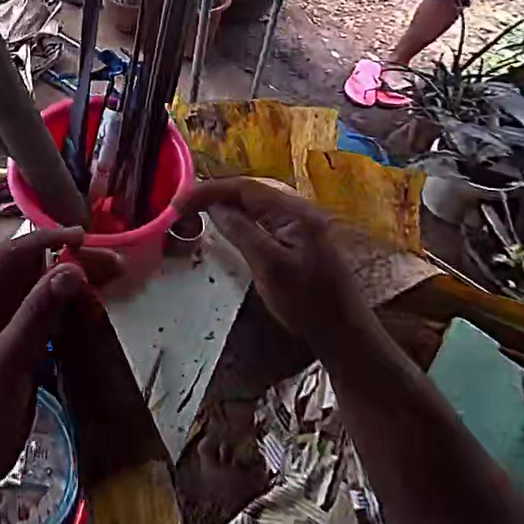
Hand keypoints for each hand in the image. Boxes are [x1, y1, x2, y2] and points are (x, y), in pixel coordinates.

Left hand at [0, 229, 117, 523]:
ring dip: (69, 284)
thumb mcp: (4, 367)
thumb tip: (71, 269)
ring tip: (111, 276)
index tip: (84, 237)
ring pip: (35, 292)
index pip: (7, 257)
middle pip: (25, 271)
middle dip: (66, 263)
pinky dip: (64, 308)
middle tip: (112, 262)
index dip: (47, 241)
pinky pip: (38, 316)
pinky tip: (91, 303)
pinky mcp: (7, 345)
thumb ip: (37, 316)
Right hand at [184, 177, 365, 344]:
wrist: (345, 335)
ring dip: (223, 202)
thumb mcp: (269, 267)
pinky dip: (237, 214)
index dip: (207, 190)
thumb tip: (214, 207)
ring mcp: (299, 220)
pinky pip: (260, 214)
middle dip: (212, 192)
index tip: (178, 202)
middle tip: (182, 205)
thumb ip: (240, 231)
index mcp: (294, 210)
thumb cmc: (308, 303)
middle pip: (246, 189)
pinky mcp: (297, 234)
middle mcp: (297, 207)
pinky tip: (223, 220)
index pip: (242, 188)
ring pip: (252, 201)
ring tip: (195, 209)